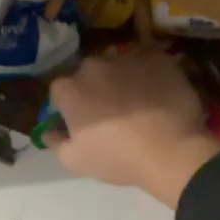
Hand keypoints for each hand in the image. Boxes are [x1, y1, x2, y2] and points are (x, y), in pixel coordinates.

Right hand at [46, 46, 219, 206]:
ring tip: (137, 101)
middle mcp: (92, 66)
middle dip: (94, 88)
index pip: (60, 92)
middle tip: (109, 111)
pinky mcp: (157, 57)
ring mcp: (126, 58)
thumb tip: (49, 131)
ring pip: (118, 65)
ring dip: (121, 78)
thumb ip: (55, 142)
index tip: (79, 121)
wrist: (170, 152)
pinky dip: (148, 72)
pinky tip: (157, 92)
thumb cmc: (116, 158)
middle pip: (88, 74)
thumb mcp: (74, 161)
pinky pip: (147, 61)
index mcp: (69, 90)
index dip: (68, 106)